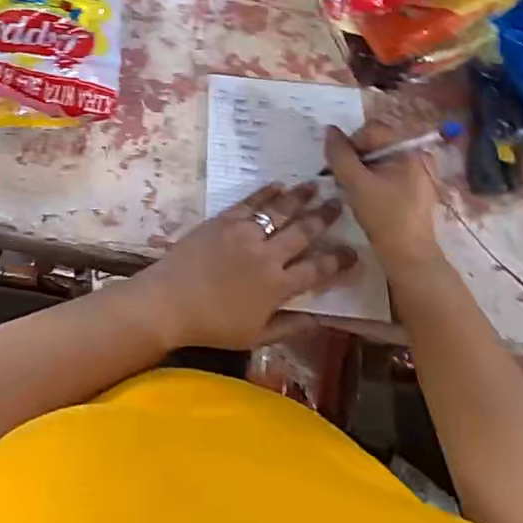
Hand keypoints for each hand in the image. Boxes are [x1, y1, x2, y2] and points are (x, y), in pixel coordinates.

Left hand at [125, 182, 357, 349]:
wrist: (169, 301)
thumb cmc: (213, 325)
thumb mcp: (256, 336)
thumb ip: (290, 326)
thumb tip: (321, 319)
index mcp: (277, 286)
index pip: (318, 269)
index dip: (338, 260)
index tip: (353, 251)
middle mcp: (266, 254)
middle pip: (303, 232)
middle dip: (324, 217)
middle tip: (340, 204)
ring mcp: (245, 233)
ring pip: (280, 210)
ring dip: (300, 197)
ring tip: (316, 187)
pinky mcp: (224, 219)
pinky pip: (252, 201)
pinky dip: (267, 192)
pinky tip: (279, 186)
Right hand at [325, 123, 446, 271]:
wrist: (409, 257)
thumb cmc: (384, 217)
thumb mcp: (355, 183)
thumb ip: (340, 154)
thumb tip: (329, 130)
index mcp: (409, 150)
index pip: (371, 130)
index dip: (350, 144)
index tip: (338, 167)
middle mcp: (418, 155)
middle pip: (376, 142)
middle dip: (355, 157)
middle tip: (343, 178)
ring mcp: (419, 172)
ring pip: (380, 158)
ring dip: (361, 168)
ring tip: (352, 188)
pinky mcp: (415, 187)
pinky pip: (388, 171)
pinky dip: (373, 177)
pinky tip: (365, 195)